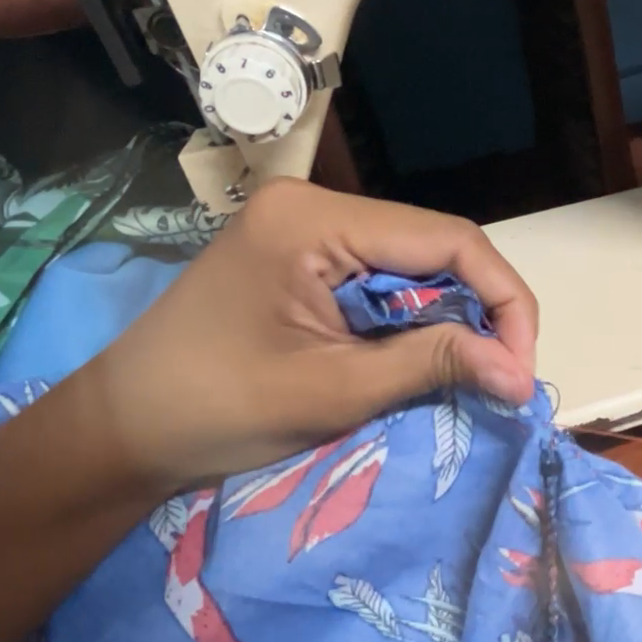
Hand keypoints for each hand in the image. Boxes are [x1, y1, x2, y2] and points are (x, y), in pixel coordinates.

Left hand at [68, 179, 537, 489]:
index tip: (521, 367)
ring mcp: (310, 230)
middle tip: (507, 375)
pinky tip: (436, 355)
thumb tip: (521, 374)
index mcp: (313, 221)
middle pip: (438, 247)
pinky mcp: (309, 259)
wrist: (119, 433)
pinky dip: (423, 321)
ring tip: (481, 370)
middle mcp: (316, 207)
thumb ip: (433, 365)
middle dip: (485, 310)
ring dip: (459, 317)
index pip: (448, 240)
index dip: (504, 299)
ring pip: (421, 264)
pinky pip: (391, 280)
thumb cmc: (214, 410)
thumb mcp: (335, 391)